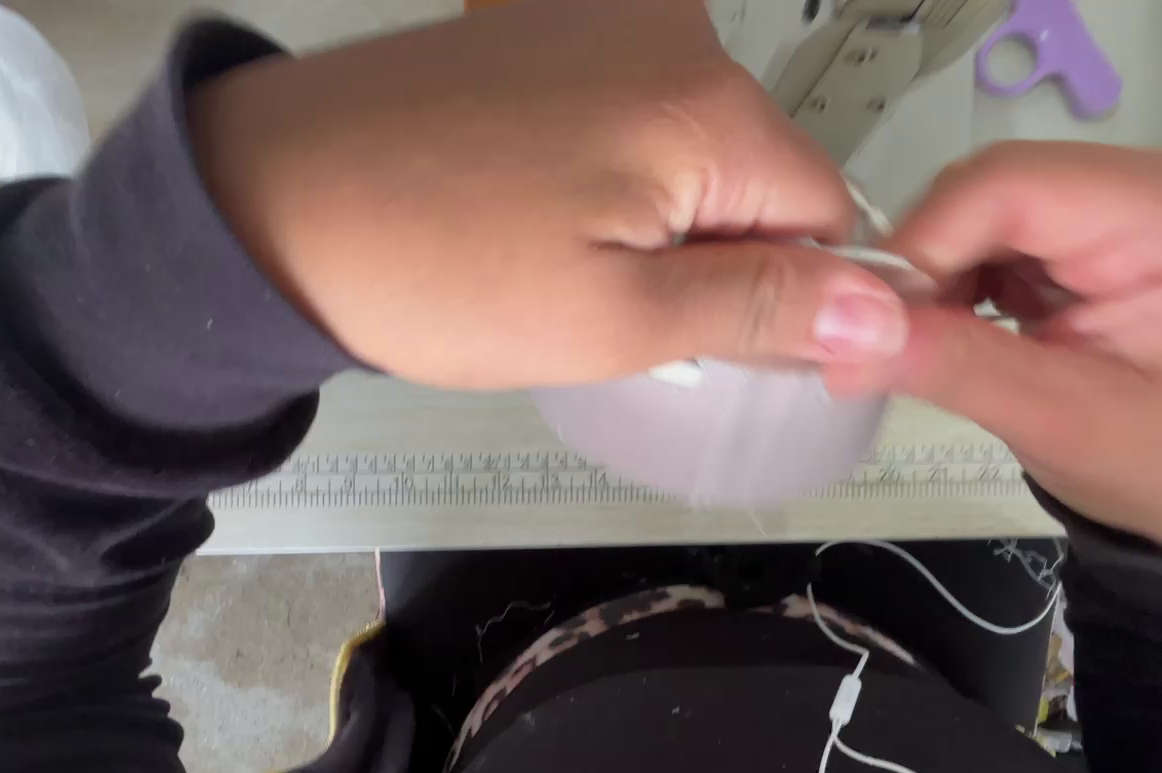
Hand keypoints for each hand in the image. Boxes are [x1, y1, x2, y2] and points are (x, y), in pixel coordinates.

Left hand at [189, 0, 908, 389]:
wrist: (274, 209)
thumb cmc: (449, 279)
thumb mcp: (616, 321)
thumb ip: (758, 309)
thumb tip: (888, 313)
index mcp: (710, 109)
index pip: (829, 215)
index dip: (794, 299)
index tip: (719, 351)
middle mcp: (677, 39)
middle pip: (765, 184)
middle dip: (721, 267)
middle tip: (620, 318)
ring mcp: (607, 24)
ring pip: (697, 163)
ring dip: (665, 236)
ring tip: (569, 274)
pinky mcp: (548, 36)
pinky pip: (634, 130)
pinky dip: (617, 193)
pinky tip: (545, 223)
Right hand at [825, 142, 1161, 551]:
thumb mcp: (1057, 423)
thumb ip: (953, 369)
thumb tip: (839, 344)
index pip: (1008, 183)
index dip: (921, 244)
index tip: (868, 325)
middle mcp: (1149, 182)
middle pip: (988, 188)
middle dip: (923, 264)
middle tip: (890, 344)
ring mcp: (1116, 204)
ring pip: (976, 210)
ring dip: (932, 278)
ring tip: (925, 346)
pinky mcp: (1086, 234)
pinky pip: (988, 237)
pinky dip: (952, 285)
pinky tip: (955, 333)